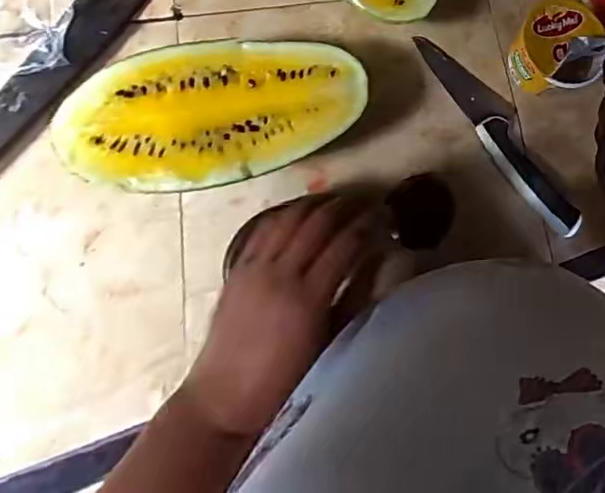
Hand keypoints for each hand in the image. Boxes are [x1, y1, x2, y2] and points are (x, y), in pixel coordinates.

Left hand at [181, 194, 380, 436]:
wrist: (221, 403)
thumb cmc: (282, 383)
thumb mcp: (327, 346)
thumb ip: (355, 298)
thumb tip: (379, 257)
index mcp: (307, 299)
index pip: (345, 244)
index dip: (367, 224)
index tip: (383, 215)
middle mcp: (280, 275)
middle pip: (318, 222)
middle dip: (345, 206)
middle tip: (364, 201)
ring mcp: (255, 269)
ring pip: (290, 217)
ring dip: (315, 204)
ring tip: (335, 202)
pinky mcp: (237, 269)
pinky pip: (263, 228)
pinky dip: (286, 214)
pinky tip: (300, 213)